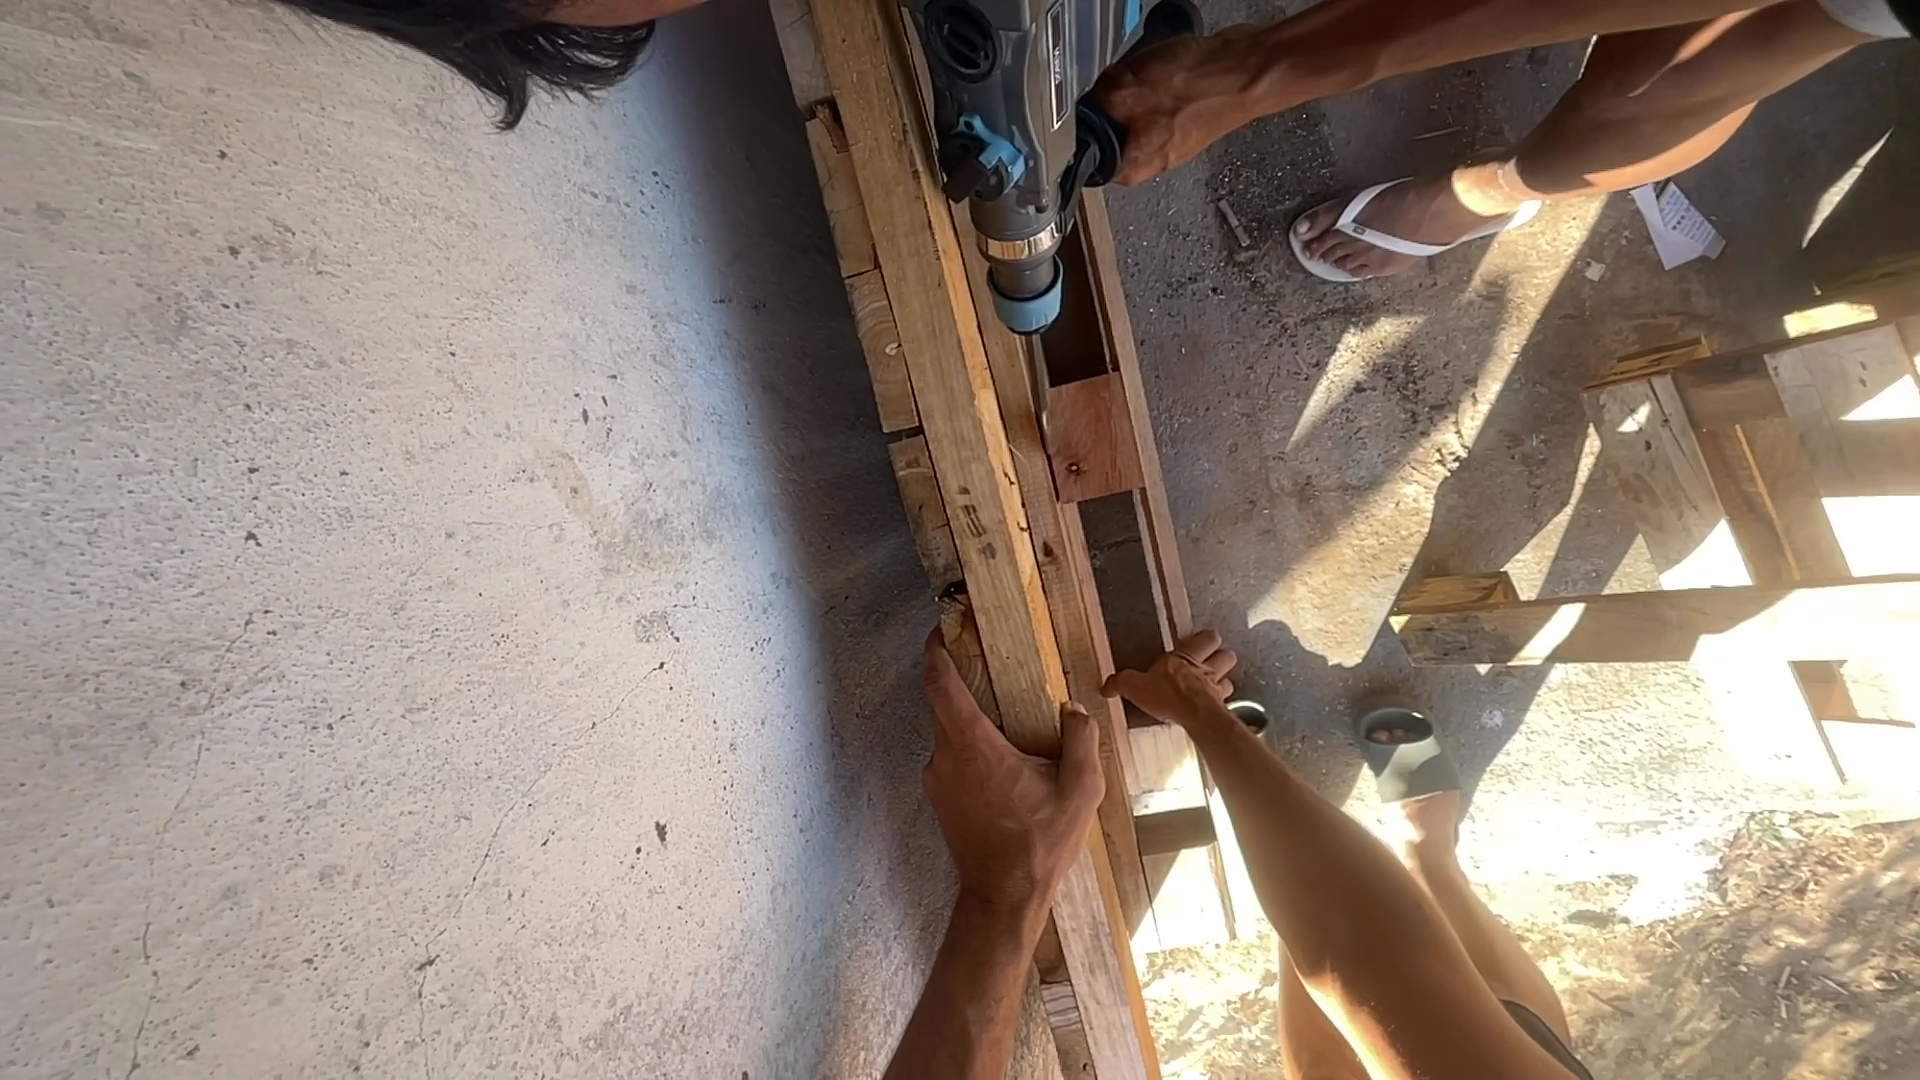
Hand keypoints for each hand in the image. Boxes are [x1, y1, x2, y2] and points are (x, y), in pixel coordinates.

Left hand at [920, 630, 1104, 921]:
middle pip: (941, 702)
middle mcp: (945, 756)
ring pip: (947, 730)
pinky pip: (950, 755)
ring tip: (1006, 717)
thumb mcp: (1079, 791)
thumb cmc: (1039, 844)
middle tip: (988, 662)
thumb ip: (1081, 740)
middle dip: (959, 677)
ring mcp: (936, 778)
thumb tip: (1074, 709)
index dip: (935, 650)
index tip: (942, 628)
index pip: (940, 683)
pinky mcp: (939, 796)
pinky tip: (1001, 758)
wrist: (1003, 898)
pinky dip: (968, 744)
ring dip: (969, 716)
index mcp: (973, 745)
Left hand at [1093, 28, 1264, 185]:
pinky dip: (1157, 82)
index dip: (1084, 127)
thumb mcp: (1127, 91)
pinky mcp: (1186, 117)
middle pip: (1112, 131)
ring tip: (1149, 72)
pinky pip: (1159, 100)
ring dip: (1135, 88)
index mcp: (1131, 169)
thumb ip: (1098, 102)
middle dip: (1110, 102)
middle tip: (1119, 79)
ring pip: (1135, 112)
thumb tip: (1089, 101)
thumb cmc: (1198, 88)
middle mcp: (1150, 162)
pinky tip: (1167, 69)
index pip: (1089, 158)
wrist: (1249, 71)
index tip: (1085, 104)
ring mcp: (1171, 139)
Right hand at [1101, 629, 1236, 726]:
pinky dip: (1221, 704)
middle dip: (1220, 656)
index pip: (1206, 638)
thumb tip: (1105, 686)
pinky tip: (1213, 708)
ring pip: (1229, 677)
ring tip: (1213, 684)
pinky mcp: (1221, 709)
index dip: (1204, 639)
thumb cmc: (1169, 696)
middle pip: (1226, 654)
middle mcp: (1205, 669)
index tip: (1196, 642)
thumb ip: (1120, 683)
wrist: (1195, 717)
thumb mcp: (1135, 686)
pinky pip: (1227, 703)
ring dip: (1223, 680)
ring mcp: (1216, 689)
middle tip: (1210, 660)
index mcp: (1185, 657)